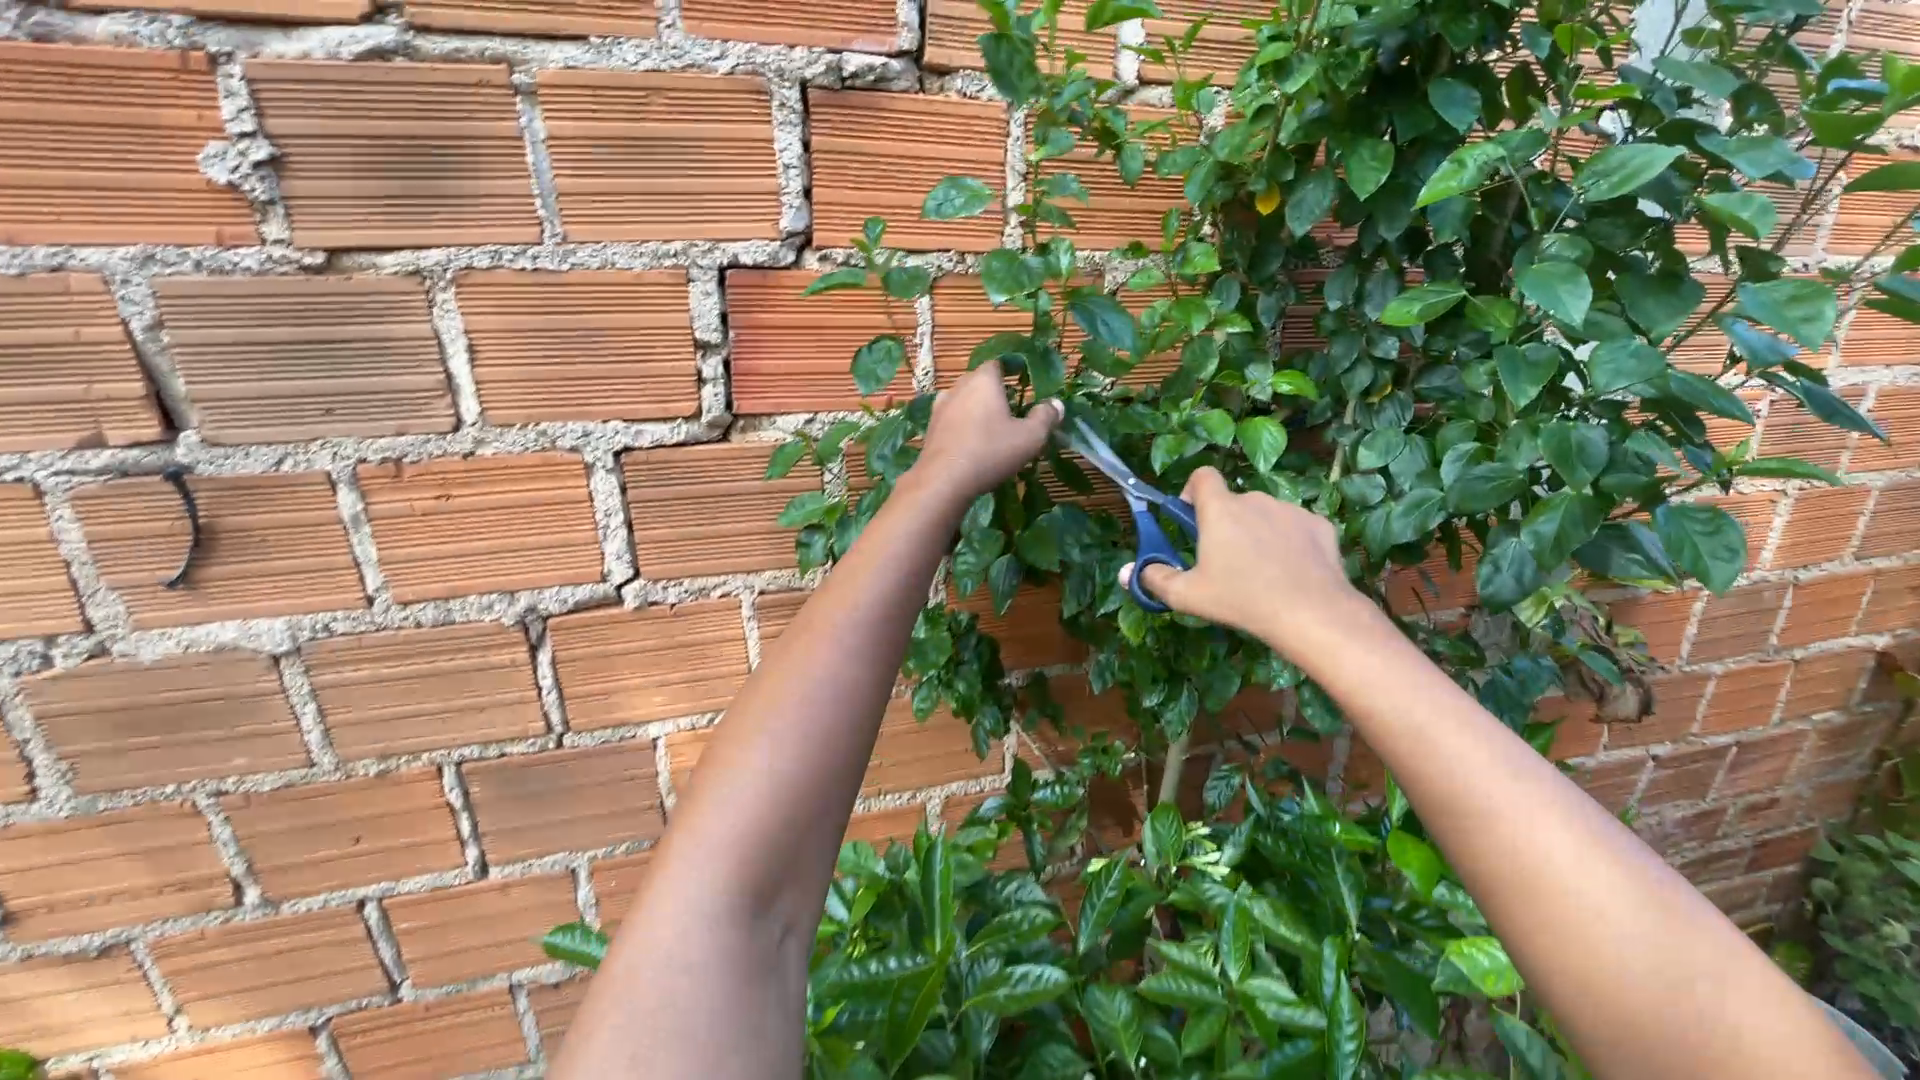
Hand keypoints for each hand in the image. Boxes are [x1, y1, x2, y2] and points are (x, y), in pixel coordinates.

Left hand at [910, 360, 1063, 500]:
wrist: (944, 480)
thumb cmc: (991, 452)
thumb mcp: (1030, 437)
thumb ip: (1045, 417)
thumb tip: (1056, 404)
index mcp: (983, 381)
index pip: (996, 364)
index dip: (1009, 371)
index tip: (1021, 383)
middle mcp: (958, 387)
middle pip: (978, 381)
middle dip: (993, 391)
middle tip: (1010, 409)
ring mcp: (940, 408)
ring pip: (962, 400)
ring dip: (975, 409)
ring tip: (990, 427)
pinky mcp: (930, 428)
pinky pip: (951, 420)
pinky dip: (961, 426)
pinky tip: (970, 443)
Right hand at [1120, 467, 1376, 662]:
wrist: (1309, 612)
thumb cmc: (1241, 599)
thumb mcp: (1189, 596)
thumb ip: (1155, 579)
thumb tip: (1127, 572)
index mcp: (1220, 510)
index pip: (1202, 476)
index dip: (1193, 492)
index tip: (1192, 519)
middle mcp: (1255, 500)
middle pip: (1234, 502)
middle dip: (1227, 523)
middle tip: (1225, 560)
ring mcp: (1291, 510)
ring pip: (1266, 515)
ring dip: (1259, 532)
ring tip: (1262, 571)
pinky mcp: (1320, 525)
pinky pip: (1297, 529)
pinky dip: (1291, 543)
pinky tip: (1293, 572)